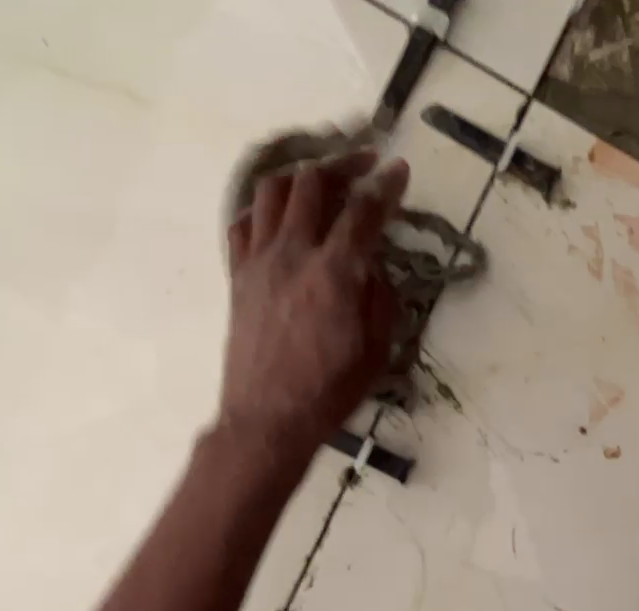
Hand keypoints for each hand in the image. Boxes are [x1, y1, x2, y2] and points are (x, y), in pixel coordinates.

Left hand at [220, 152, 409, 453]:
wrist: (267, 420)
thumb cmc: (329, 395)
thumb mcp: (376, 351)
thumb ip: (381, 298)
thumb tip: (374, 263)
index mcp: (334, 275)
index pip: (364, 210)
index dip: (387, 185)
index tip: (400, 170)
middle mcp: (293, 255)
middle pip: (313, 182)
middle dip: (344, 162)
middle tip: (365, 163)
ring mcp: (259, 262)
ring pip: (272, 191)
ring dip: (300, 175)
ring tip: (320, 181)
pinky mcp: (237, 276)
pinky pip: (243, 223)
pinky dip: (263, 209)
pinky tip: (279, 217)